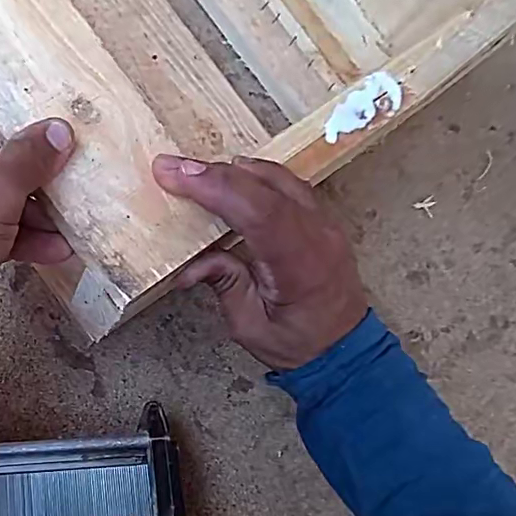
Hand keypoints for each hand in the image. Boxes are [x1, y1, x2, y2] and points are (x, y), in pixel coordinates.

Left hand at [0, 107, 75, 314]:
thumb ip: (30, 159)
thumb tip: (59, 130)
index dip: (25, 129)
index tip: (59, 137)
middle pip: (9, 165)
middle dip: (44, 179)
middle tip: (75, 183)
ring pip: (13, 203)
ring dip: (44, 217)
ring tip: (74, 226)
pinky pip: (9, 233)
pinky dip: (32, 240)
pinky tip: (58, 250)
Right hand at [153, 155, 367, 370]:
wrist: (344, 348)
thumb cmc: (299, 344)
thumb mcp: (250, 326)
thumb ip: (224, 286)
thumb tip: (192, 263)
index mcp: (301, 265)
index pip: (258, 211)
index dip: (215, 188)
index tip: (175, 175)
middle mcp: (319, 235)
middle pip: (265, 186)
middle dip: (214, 174)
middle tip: (171, 167)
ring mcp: (325, 222)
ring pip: (278, 177)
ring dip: (234, 172)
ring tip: (194, 173)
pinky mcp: (322, 219)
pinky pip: (288, 185)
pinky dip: (255, 177)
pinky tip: (231, 179)